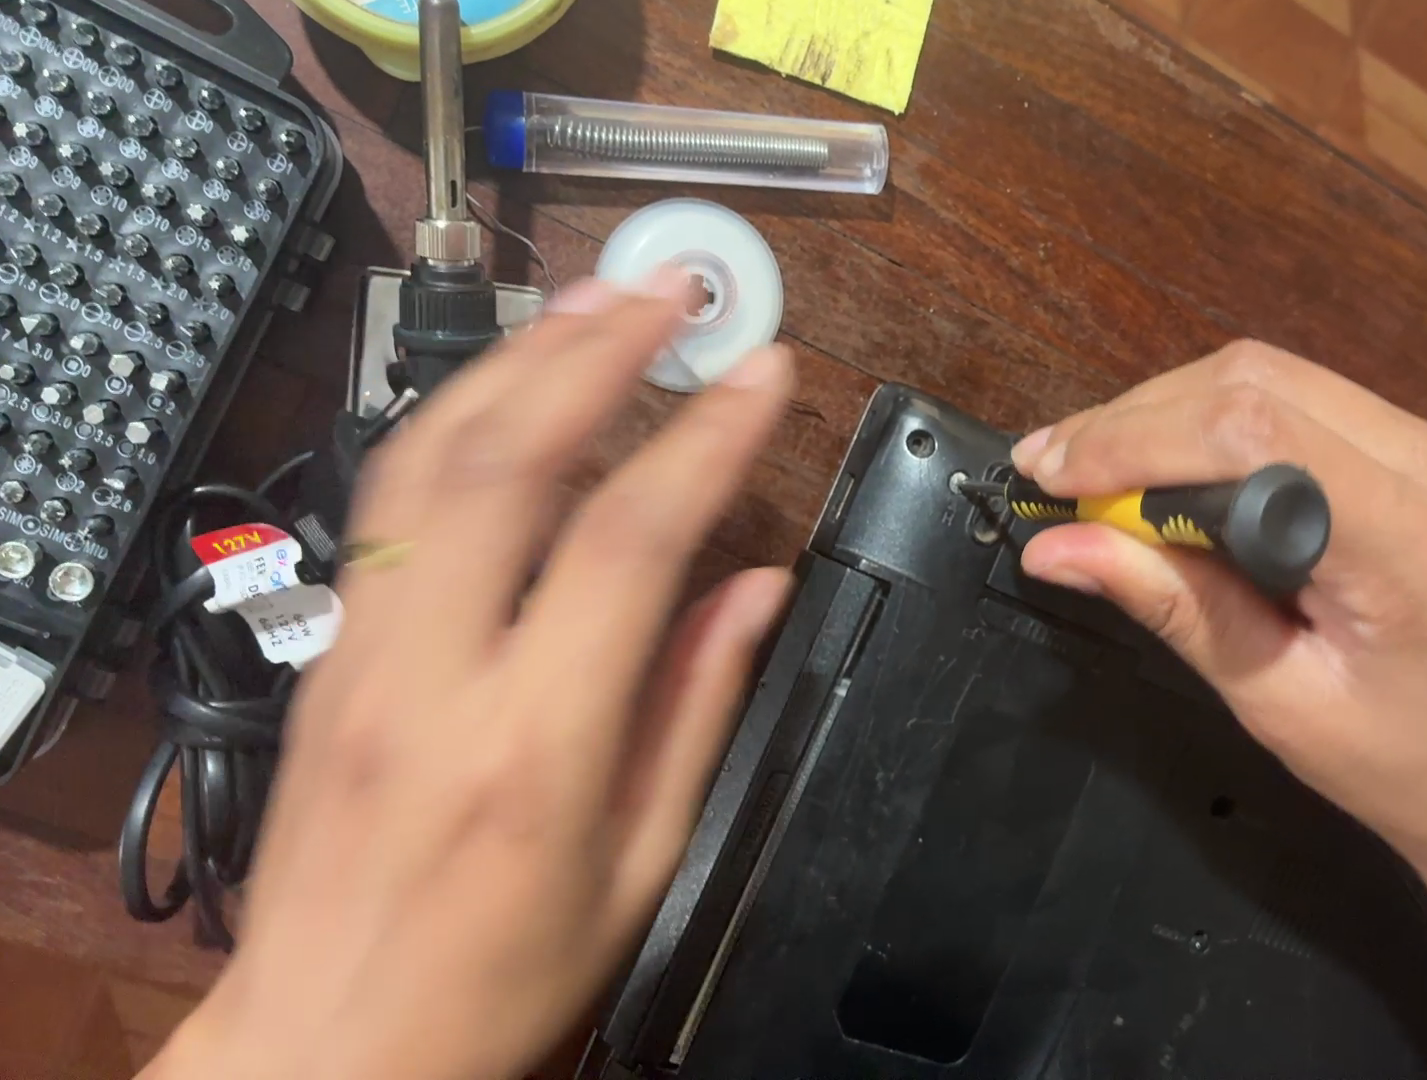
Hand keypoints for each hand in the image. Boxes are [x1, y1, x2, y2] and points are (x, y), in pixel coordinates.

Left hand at [145, 273, 793, 1079]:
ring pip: (429, 456)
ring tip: (600, 299)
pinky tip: (520, 375)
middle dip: (600, 352)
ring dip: (523, 357)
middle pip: (507, 462)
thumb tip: (754, 588)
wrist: (324, 1050)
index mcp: (536, 741)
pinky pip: (395, 495)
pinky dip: (464, 411)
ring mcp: (363, 649)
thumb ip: (698, 706)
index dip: (708, 442)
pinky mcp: (335, 645)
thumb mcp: (644, 859)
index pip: (629, 544)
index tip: (766, 377)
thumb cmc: (507, 973)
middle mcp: (433, 674)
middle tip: (673, 290)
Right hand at [1012, 341, 1426, 891]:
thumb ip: (1169, 605)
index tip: (1050, 473)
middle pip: (1260, 386)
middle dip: (1134, 420)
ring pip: (1277, 379)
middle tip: (1051, 465)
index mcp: (1423, 553)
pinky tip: (1166, 459)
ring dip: (1167, 414)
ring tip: (1091, 462)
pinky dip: (1216, 423)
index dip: (1134, 439)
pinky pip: (1307, 402)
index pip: (1256, 438)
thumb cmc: (1401, 771)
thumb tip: (1055, 547)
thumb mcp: (1270, 699)